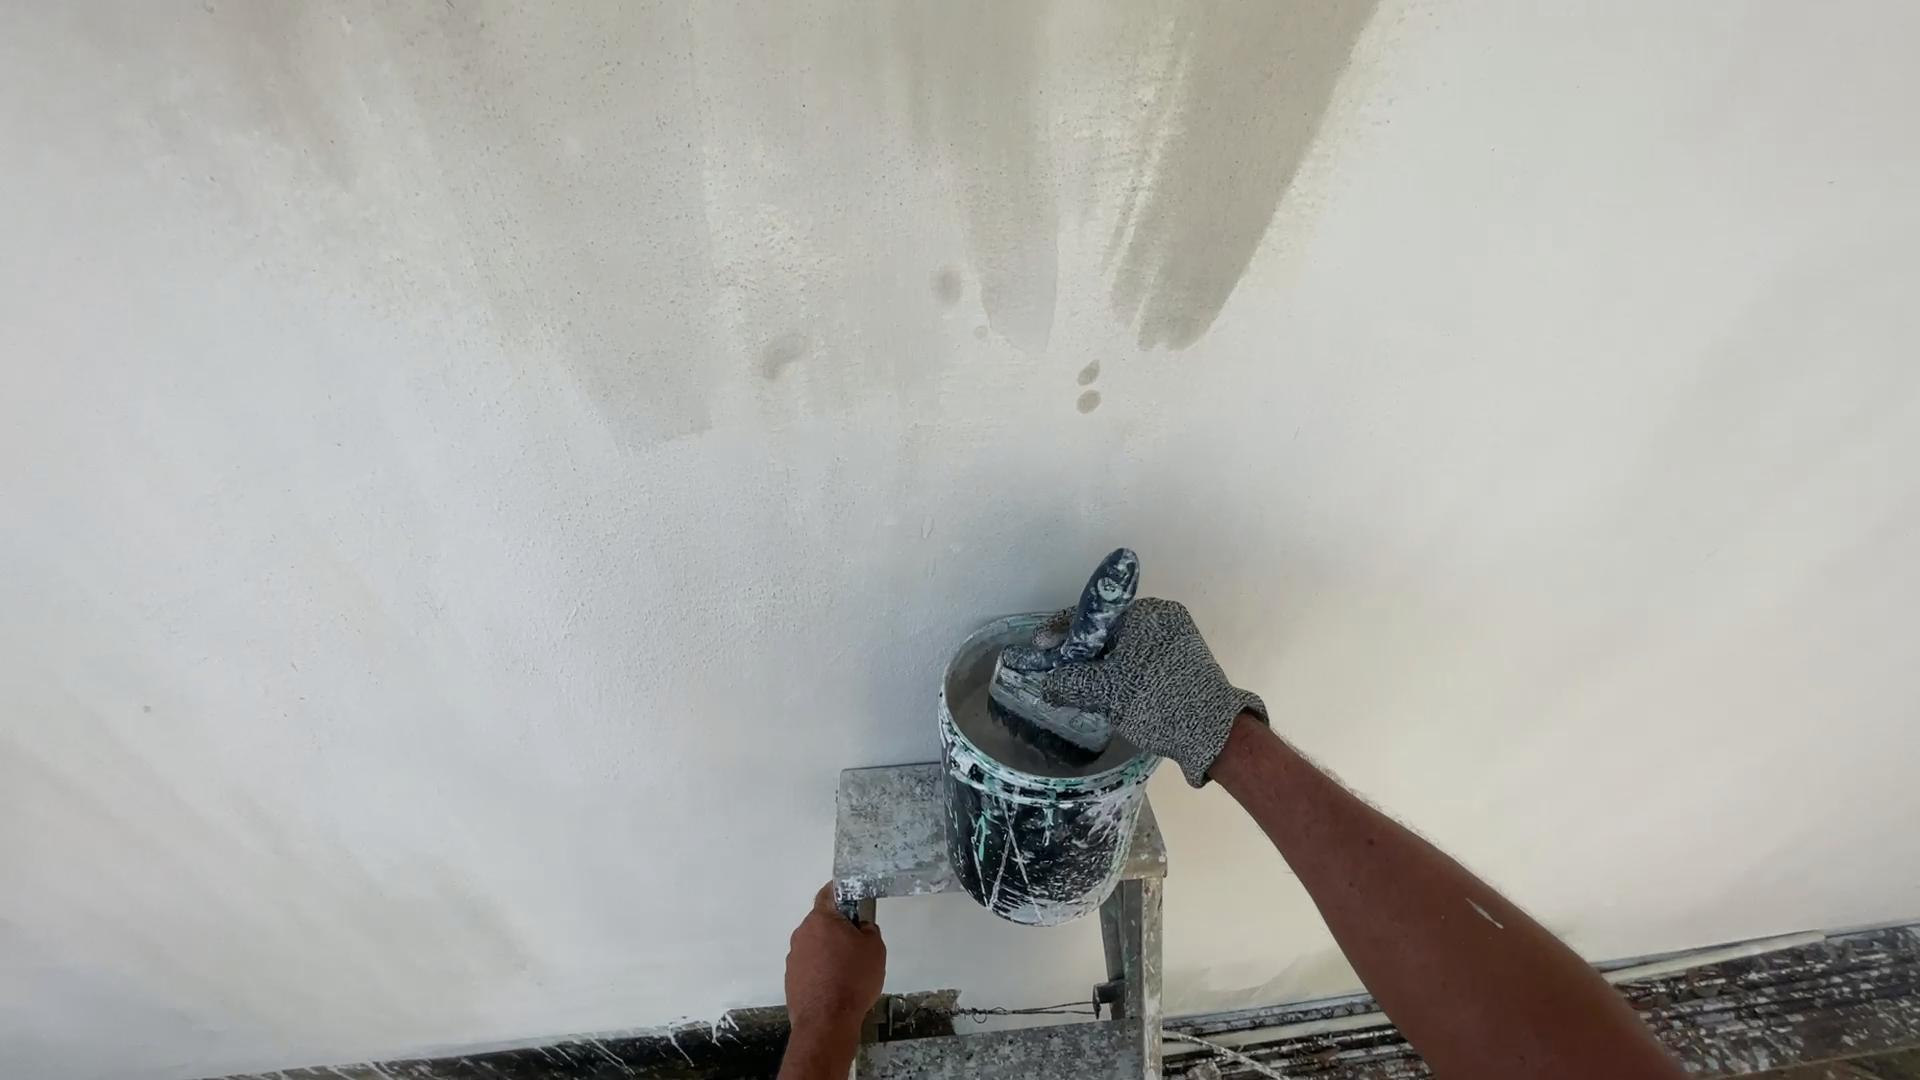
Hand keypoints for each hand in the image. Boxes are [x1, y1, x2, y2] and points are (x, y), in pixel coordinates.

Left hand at [785, 884, 885, 1037]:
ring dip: (828, 952)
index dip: (841, 892)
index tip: (852, 899)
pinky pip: (809, 967)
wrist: (827, 1023)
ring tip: (847, 971)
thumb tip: (859, 928)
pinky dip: (820, 971)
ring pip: (815, 946)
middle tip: (857, 943)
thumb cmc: (853, 979)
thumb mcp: (875, 947)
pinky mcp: (791, 980)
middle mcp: (802, 934)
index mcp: (821, 919)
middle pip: (822, 923)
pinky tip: (835, 987)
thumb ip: (868, 928)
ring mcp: (793, 958)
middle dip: (838, 929)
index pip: (828, 893)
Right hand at [1040, 597, 1266, 786]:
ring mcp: (1176, 639)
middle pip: (1108, 630)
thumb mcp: (1107, 690)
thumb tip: (1047, 684)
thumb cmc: (1157, 700)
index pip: (1094, 615)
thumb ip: (1071, 682)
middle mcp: (1162, 618)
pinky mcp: (1182, 660)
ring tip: (1077, 682)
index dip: (1062, 630)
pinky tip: (1104, 688)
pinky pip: (1139, 657)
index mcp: (1146, 612)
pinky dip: (1120, 670)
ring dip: (1100, 663)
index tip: (1042, 646)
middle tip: (1059, 668)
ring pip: (1124, 646)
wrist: (1214, 734)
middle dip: (1081, 650)